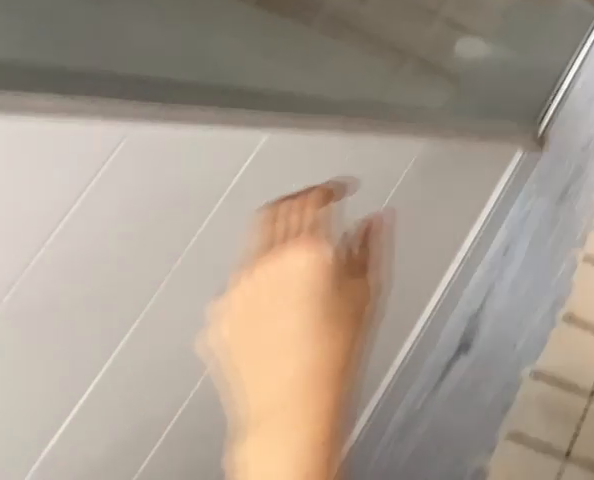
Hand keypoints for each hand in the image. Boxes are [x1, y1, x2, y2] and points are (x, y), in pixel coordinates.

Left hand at [203, 183, 387, 479]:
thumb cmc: (334, 352)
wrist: (290, 405)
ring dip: (277, 238)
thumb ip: (371, 244)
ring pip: (253, 246)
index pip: (310, 198)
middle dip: (296, 200)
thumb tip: (376, 219)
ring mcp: (234, 290)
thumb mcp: (370, 288)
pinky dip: (260, 275)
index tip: (339, 189)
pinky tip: (280, 294)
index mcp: (306, 251)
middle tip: (316, 202)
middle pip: (273, 211)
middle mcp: (264, 264)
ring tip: (301, 252)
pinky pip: (239, 282)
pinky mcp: (217, 316)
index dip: (327, 188)